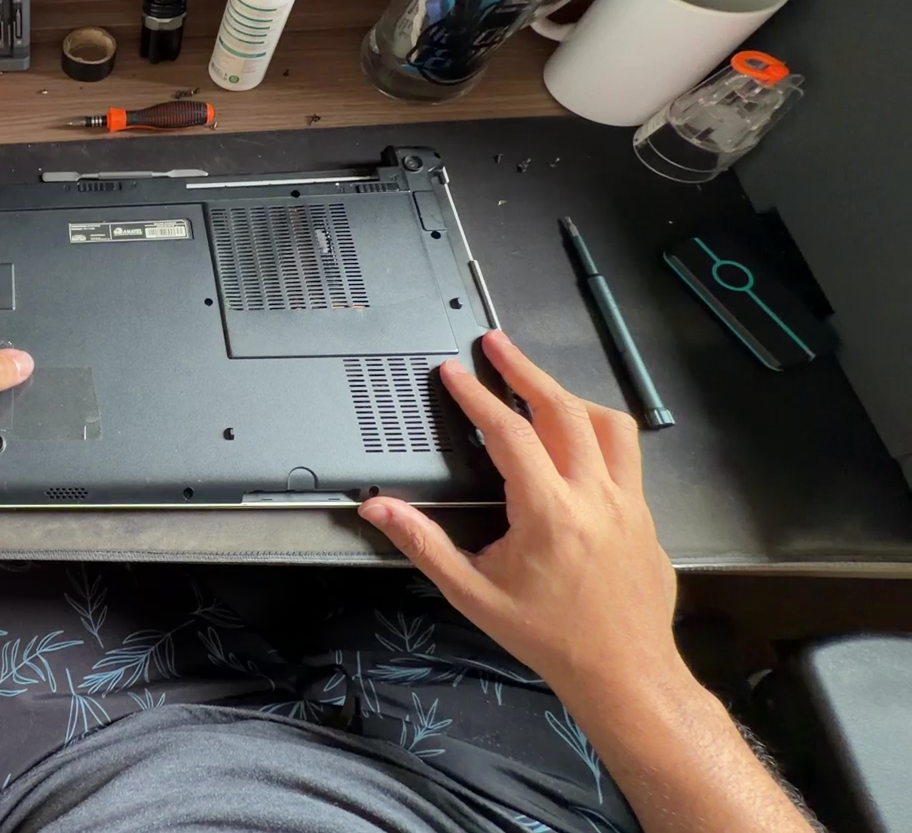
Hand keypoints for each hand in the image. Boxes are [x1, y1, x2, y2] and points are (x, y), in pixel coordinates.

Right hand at [358, 330, 681, 699]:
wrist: (628, 676)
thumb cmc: (545, 634)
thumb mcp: (470, 592)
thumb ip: (421, 543)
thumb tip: (375, 507)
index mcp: (550, 514)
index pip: (511, 435)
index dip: (478, 397)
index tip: (453, 372)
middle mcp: (597, 500)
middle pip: (566, 412)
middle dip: (526, 370)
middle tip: (496, 344)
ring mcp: (630, 506)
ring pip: (610, 426)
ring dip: (567, 395)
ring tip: (533, 381)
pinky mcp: (647, 517)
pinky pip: (625, 454)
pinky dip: (593, 428)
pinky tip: (568, 435)